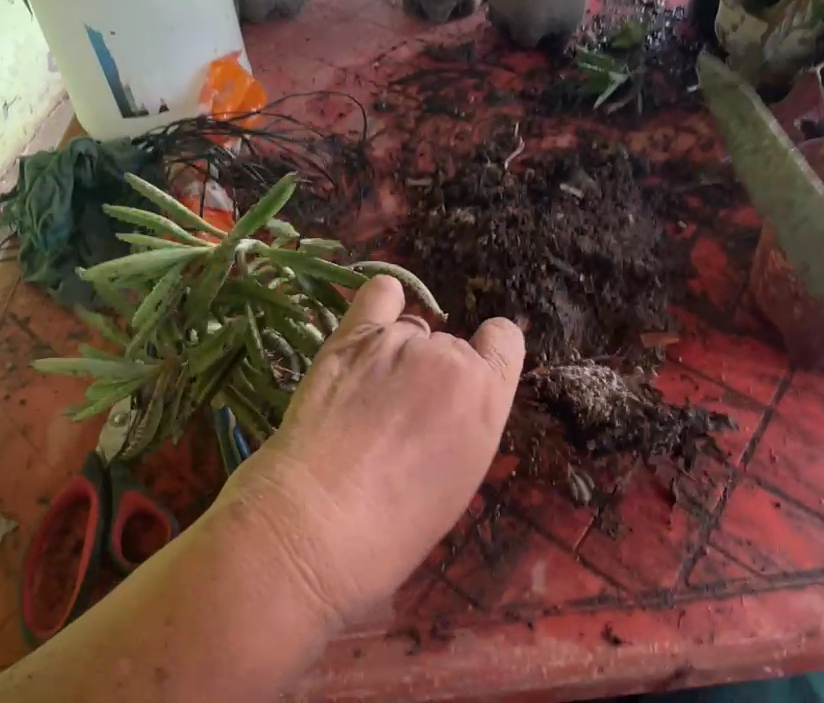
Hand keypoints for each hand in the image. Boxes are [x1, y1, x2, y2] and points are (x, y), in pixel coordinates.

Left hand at [211, 276, 524, 627]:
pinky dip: (381, 302)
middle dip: (433, 371)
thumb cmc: (394, 528)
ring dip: (398, 354)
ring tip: (369, 396)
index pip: (506, 340)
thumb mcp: (458, 478)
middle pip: (450, 344)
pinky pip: (379, 294)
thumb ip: (464, 424)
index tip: (468, 380)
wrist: (318, 522)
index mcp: (486, 397)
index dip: (489, 354)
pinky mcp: (352, 336)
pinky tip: (374, 319)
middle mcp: (449, 357)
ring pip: (410, 329)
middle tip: (402, 413)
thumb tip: (446, 407)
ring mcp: (398, 341)